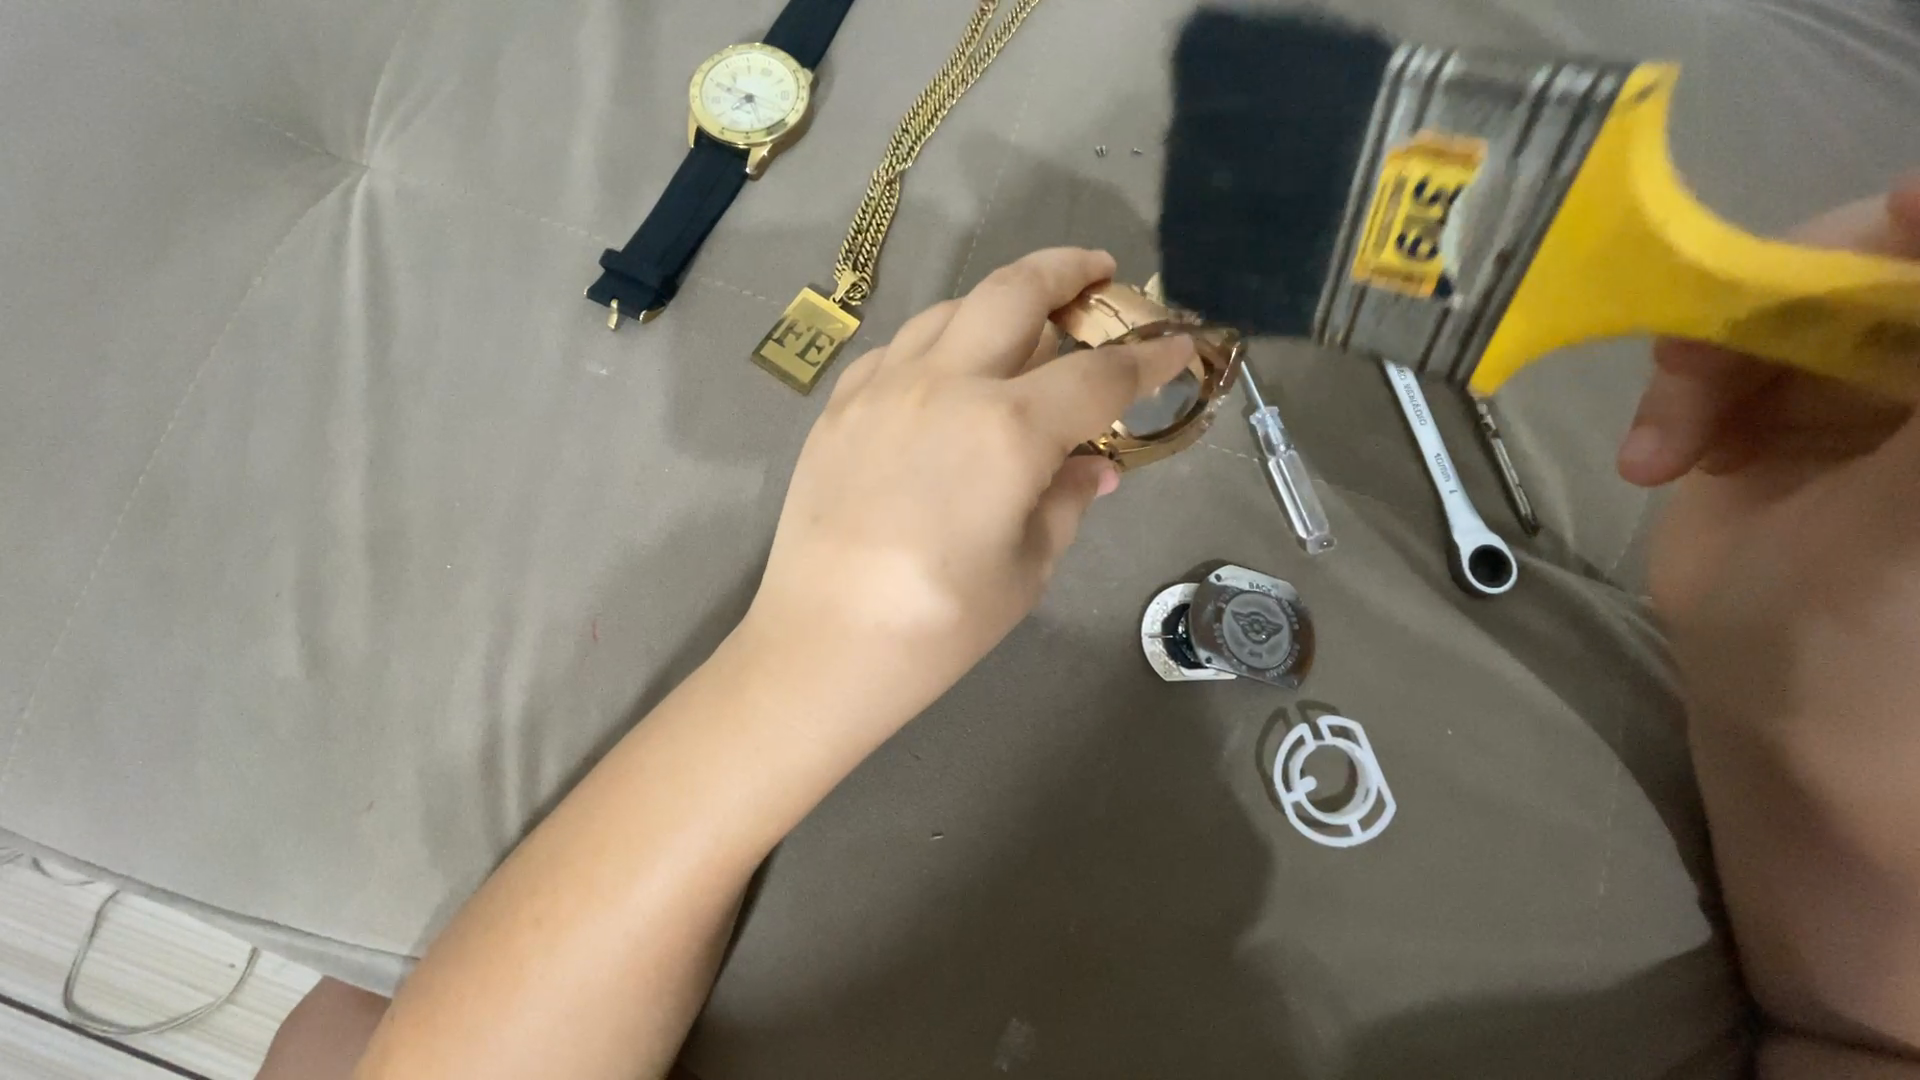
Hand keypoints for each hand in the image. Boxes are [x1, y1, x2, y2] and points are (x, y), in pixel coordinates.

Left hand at [744, 248, 1193, 722]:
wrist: (824, 642)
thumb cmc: (940, 623)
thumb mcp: (1027, 567)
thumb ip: (1066, 500)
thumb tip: (1095, 465)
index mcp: (1008, 430)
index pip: (1098, 375)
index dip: (1148, 358)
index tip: (1177, 345)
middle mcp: (946, 385)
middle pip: (1016, 293)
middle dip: (1067, 270)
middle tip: (1098, 273)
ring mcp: (884, 386)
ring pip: (951, 310)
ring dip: (999, 302)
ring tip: (1024, 323)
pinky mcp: (841, 405)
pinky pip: (900, 348)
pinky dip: (939, 343)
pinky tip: (948, 371)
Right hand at [1617, 176, 1919, 624]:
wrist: (1778, 703)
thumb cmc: (1877, 623)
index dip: (1900, 230)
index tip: (1839, 251)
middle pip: (1855, 262)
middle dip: (1765, 309)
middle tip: (1694, 369)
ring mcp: (1857, 383)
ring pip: (1766, 309)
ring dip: (1696, 370)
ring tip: (1665, 450)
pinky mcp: (1767, 412)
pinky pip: (1708, 364)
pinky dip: (1671, 404)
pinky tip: (1656, 464)